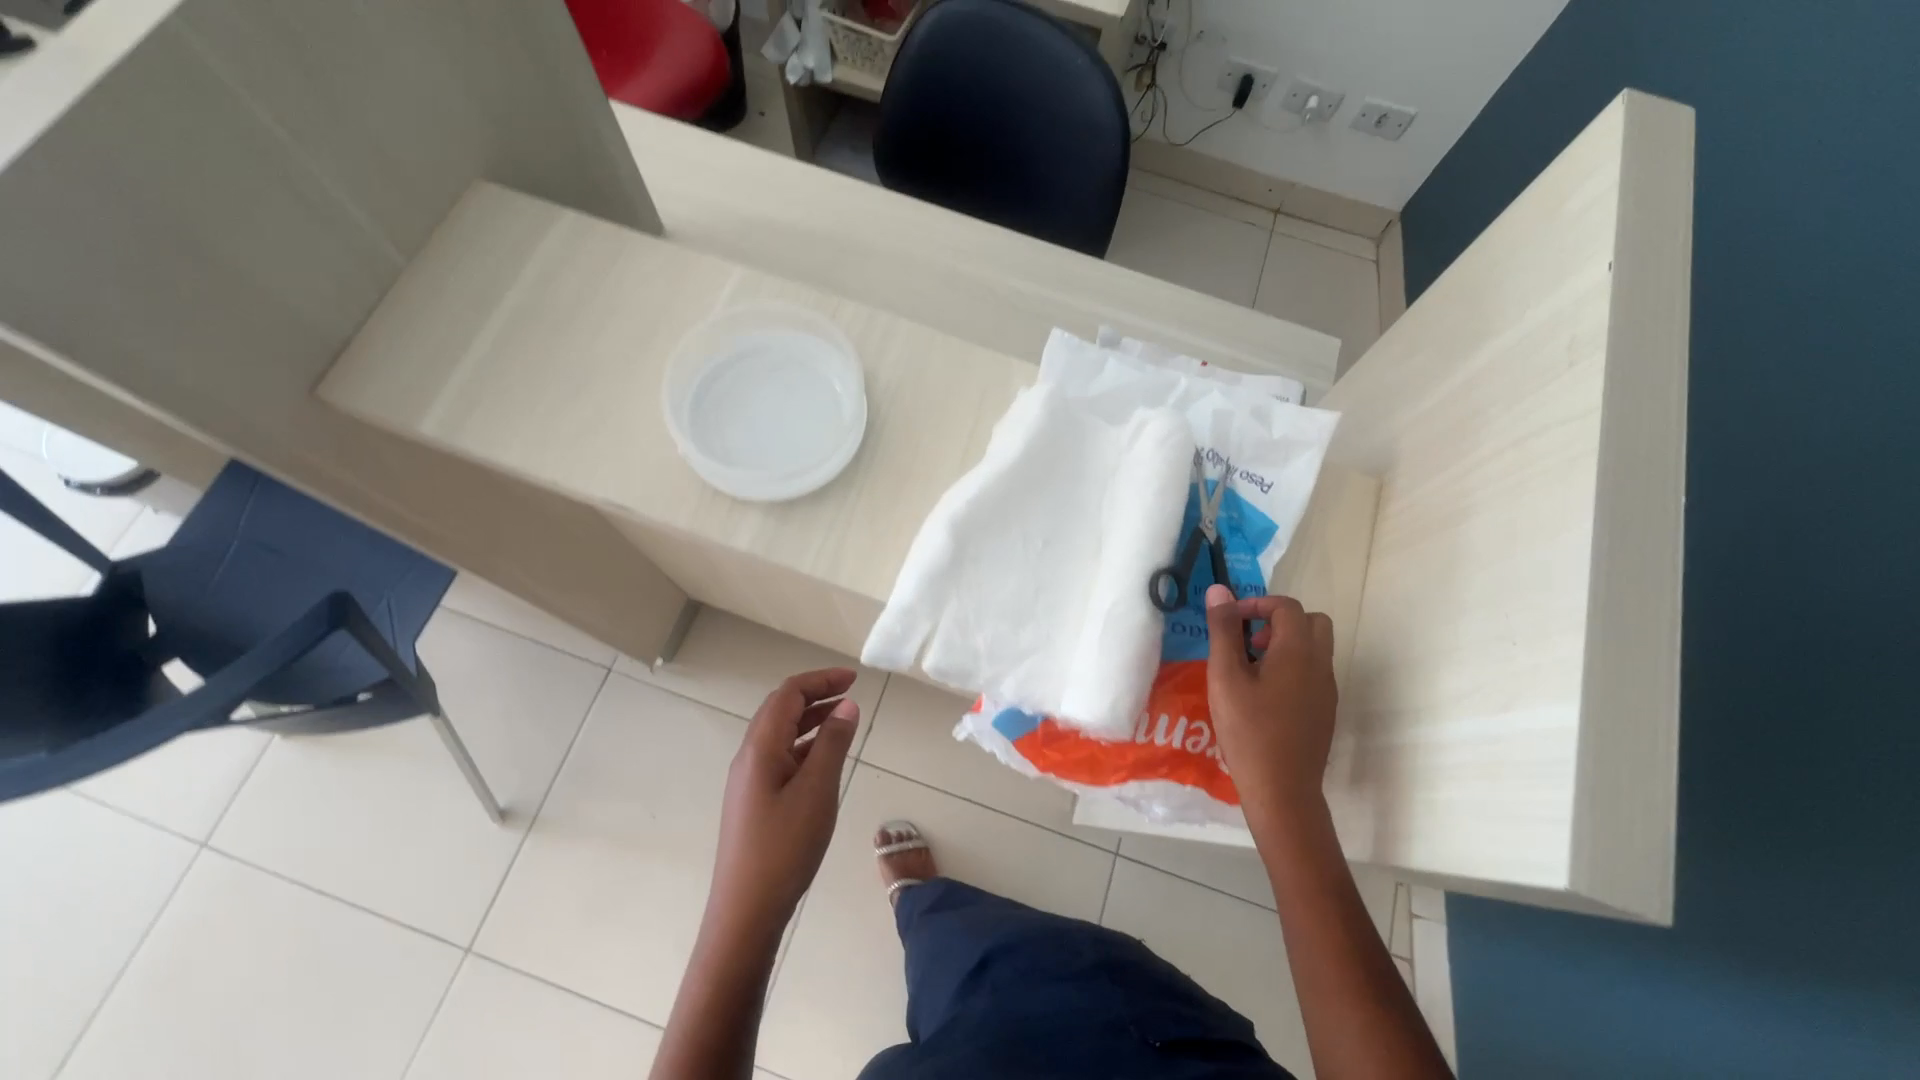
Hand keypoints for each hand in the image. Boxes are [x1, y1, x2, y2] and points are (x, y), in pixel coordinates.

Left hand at [710, 668, 860, 929]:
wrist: (746, 909)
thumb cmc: (784, 847)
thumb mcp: (817, 791)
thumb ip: (832, 744)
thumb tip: (846, 706)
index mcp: (760, 748)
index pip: (787, 694)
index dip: (820, 680)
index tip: (853, 679)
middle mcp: (749, 758)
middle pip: (780, 710)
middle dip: (815, 694)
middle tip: (850, 693)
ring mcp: (749, 781)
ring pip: (780, 735)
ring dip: (810, 720)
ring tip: (844, 720)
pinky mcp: (754, 802)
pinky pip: (780, 758)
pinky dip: (805, 747)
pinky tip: (825, 760)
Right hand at [1204, 584, 1336, 819]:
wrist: (1282, 789)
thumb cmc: (1248, 730)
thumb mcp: (1225, 677)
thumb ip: (1223, 631)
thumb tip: (1219, 591)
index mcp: (1298, 651)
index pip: (1287, 607)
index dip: (1256, 605)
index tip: (1229, 622)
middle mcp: (1321, 665)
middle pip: (1311, 622)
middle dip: (1278, 621)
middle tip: (1248, 642)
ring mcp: (1327, 690)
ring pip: (1315, 649)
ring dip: (1285, 645)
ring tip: (1250, 671)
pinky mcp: (1325, 711)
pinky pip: (1313, 673)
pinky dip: (1292, 668)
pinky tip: (1263, 698)